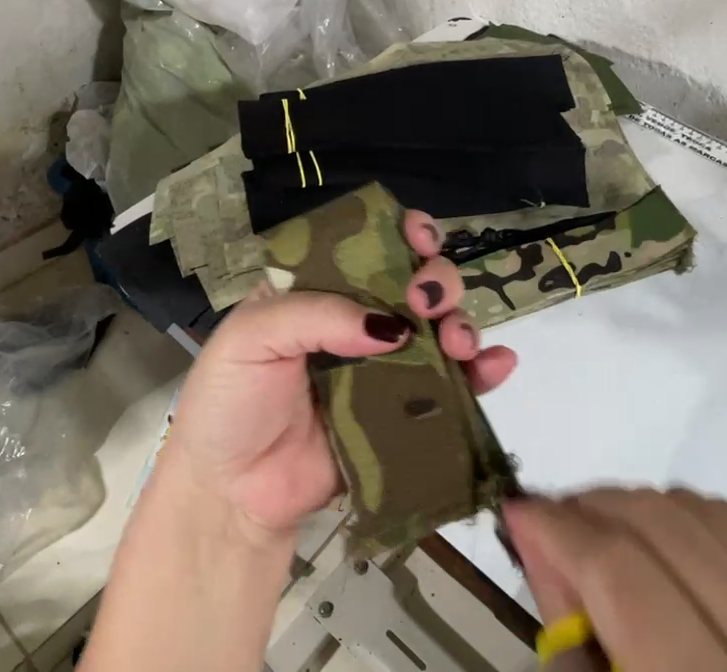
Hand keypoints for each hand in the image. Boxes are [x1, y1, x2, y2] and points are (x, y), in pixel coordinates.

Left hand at [161, 209, 518, 540]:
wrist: (231, 492)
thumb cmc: (229, 400)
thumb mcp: (253, 336)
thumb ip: (319, 316)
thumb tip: (395, 327)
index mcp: (319, 290)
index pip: (369, 247)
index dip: (401, 233)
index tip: (418, 237)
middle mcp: (358, 321)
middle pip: (415, 282)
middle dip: (436, 279)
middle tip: (426, 299)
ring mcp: (386, 367)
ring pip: (440, 330)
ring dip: (461, 323)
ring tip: (456, 341)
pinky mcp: (405, 414)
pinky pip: (453, 388)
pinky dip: (483, 373)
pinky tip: (497, 365)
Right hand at [505, 490, 726, 671]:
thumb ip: (568, 622)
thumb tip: (533, 528)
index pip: (620, 572)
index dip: (558, 527)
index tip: (519, 508)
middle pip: (657, 526)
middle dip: (591, 507)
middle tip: (557, 520)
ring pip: (692, 507)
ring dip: (635, 508)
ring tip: (609, 536)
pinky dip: (685, 517)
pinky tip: (666, 546)